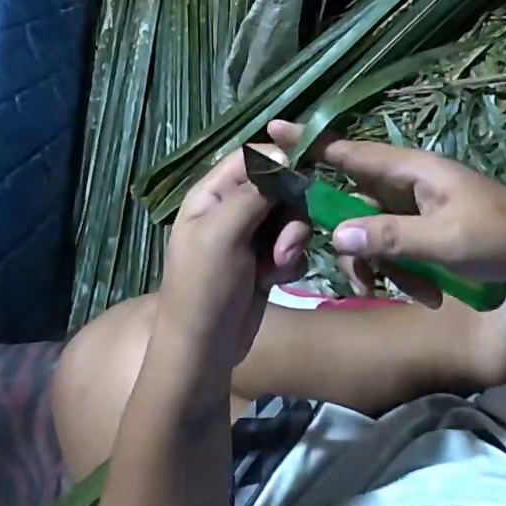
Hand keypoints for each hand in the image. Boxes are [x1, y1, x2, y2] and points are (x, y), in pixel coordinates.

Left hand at [152, 148, 310, 373]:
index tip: (301, 178)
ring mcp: (250, 238)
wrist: (206, 349)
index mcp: (210, 195)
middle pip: (278, 189)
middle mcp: (231, 211)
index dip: (277, 163)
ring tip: (276, 267)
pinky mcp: (267, 263)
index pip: (249, 159)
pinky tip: (275, 281)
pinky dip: (290, 263)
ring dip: (291, 241)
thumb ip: (252, 193)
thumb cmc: (204, 287)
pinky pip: (294, 248)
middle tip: (282, 243)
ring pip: (291, 219)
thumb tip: (282, 157)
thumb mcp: (221, 232)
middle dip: (288, 214)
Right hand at [268, 120, 505, 287]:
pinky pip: (391, 246)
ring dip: (380, 265)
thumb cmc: (502, 237)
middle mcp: (406, 183)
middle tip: (361, 277)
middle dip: (353, 242)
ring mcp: (414, 206)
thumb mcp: (447, 241)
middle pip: (352, 203)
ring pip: (370, 232)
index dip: (310, 141)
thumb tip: (336, 235)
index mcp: (411, 171)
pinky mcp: (422, 227)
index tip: (273, 129)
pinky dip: (398, 271)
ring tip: (410, 293)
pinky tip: (422, 294)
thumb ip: (392, 237)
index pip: (350, 151)